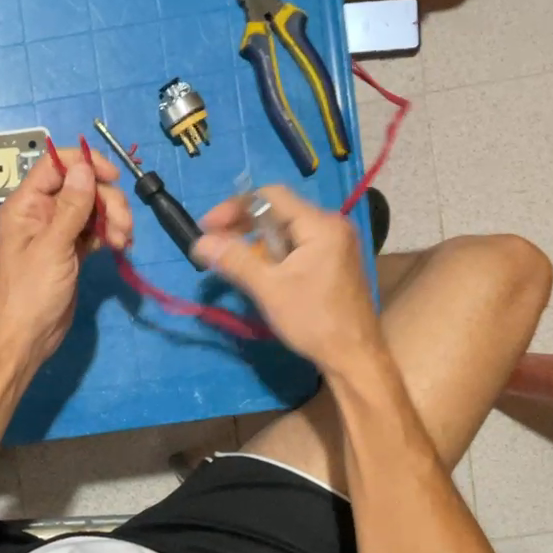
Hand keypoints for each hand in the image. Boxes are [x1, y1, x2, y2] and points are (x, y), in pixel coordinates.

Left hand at [0, 145, 133, 368]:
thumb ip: (71, 206)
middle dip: (107, 201)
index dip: (86, 164)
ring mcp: (56, 232)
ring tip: (122, 242)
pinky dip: (109, 234)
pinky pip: (94, 230)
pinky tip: (120, 246)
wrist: (27, 337)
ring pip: (92, 208)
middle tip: (123, 227)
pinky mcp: (70, 250)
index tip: (114, 177)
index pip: (56, 165)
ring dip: (113, 219)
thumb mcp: (53, 246)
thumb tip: (85, 167)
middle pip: (81, 187)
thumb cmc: (31, 292)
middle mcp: (40, 213)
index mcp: (26, 205)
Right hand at [191, 186, 381, 374]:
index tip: (206, 227)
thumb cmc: (313, 320)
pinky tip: (256, 271)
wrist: (353, 356)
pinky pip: (294, 246)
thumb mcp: (269, 289)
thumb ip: (234, 260)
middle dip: (242, 225)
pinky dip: (271, 254)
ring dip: (254, 242)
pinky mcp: (331, 261)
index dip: (234, 207)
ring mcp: (333, 244)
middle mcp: (330, 226)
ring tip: (229, 260)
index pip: (270, 196)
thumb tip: (199, 242)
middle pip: (277, 211)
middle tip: (212, 244)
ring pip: (284, 230)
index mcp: (319, 225)